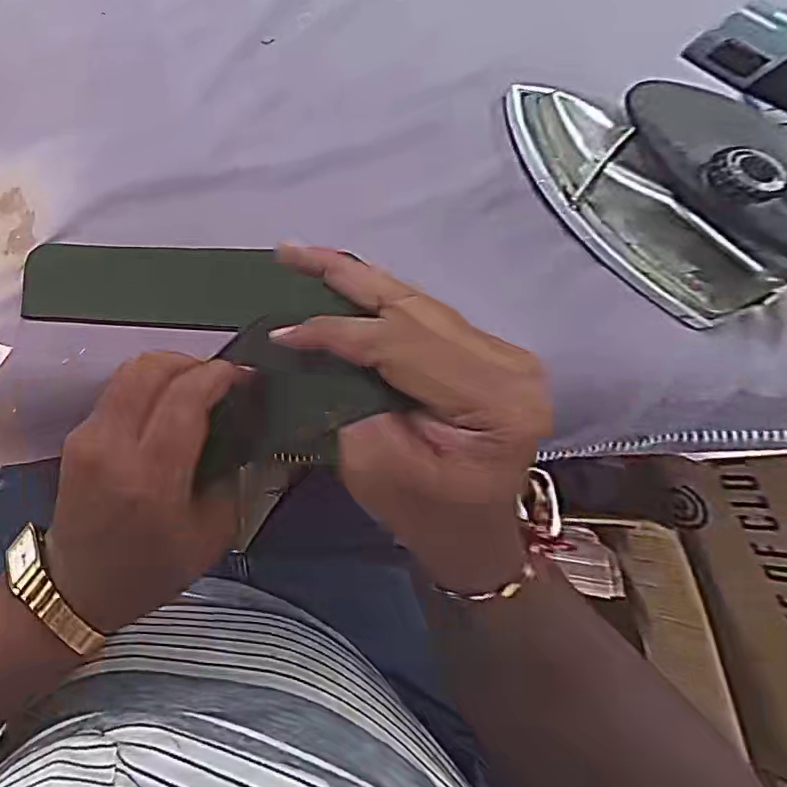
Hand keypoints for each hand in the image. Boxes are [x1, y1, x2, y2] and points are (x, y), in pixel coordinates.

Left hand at [44, 353, 245, 632]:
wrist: (79, 586)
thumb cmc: (151, 570)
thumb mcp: (211, 534)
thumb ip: (229, 474)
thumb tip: (237, 424)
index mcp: (152, 480)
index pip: (184, 399)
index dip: (217, 376)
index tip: (241, 375)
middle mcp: (114, 448)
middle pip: (150, 369)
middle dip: (190, 362)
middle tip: (216, 379)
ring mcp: (88, 438)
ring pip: (129, 372)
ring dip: (166, 369)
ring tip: (192, 388)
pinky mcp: (75, 435)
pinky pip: (116, 392)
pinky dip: (146, 386)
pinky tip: (163, 405)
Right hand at [271, 245, 552, 593]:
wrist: (473, 535)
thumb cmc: (428, 516)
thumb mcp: (378, 468)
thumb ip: (350, 405)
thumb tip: (321, 352)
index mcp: (493, 399)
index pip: (398, 345)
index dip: (332, 333)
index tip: (279, 333)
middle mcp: (507, 364)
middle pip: (411, 306)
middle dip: (343, 275)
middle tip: (289, 251)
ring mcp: (501, 354)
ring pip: (416, 300)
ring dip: (357, 277)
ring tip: (306, 256)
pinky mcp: (483, 354)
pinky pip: (422, 313)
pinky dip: (377, 296)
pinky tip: (344, 281)